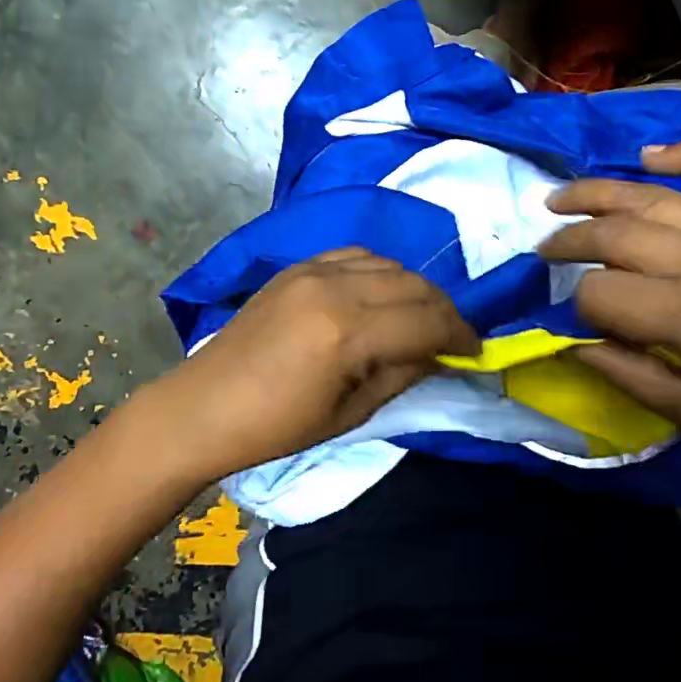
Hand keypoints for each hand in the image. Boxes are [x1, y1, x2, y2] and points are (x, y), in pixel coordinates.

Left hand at [141, 248, 478, 481]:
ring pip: (387, 264)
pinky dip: (379, 271)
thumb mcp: (350, 412)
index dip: (461, 335)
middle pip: (413, 284)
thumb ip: (402, 374)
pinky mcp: (295, 267)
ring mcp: (311, 271)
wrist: (205, 405)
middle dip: (444, 310)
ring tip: (420, 317)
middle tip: (453, 337)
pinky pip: (353, 256)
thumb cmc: (276, 426)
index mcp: (347, 332)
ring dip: (414, 288)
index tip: (475, 352)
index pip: (427, 319)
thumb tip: (440, 354)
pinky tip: (381, 293)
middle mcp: (333, 287)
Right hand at [537, 141, 680, 506]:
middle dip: (566, 240)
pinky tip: (651, 155)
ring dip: (595, 191)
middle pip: (612, 232)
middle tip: (542, 251)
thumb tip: (578, 347)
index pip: (598, 293)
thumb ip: (635, 380)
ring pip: (650, 193)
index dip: (580, 309)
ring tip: (558, 197)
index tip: (585, 327)